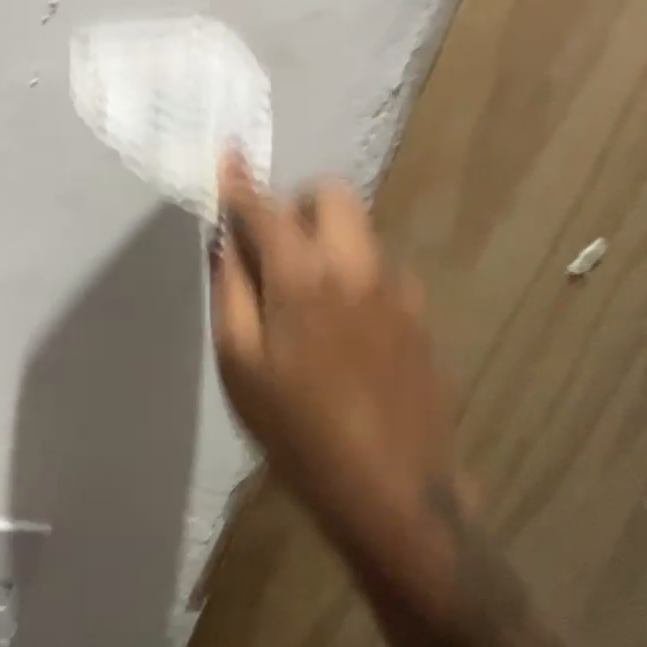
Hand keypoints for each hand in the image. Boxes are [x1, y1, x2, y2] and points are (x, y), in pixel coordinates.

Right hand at [212, 155, 465, 543]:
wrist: (389, 490)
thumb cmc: (293, 428)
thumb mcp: (238, 363)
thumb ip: (230, 291)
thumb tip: (227, 243)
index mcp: (304, 278)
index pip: (266, 209)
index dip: (240, 182)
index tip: (227, 156)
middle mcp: (359, 268)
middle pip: (333, 196)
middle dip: (295, 204)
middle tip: (267, 246)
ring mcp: (399, 291)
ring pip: (359, 231)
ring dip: (324, 239)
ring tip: (299, 295)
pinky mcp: (420, 317)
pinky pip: (379, 267)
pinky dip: (351, 272)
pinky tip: (337, 327)